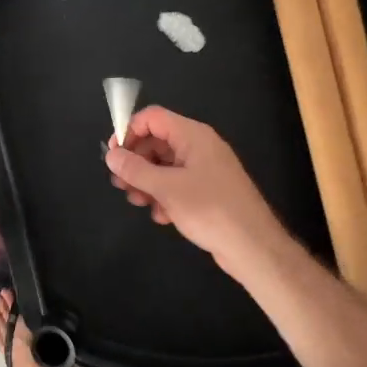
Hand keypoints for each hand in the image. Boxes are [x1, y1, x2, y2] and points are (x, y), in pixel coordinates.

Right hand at [105, 106, 283, 272]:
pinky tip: (162, 216)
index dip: (130, 131)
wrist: (254, 248)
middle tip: (120, 183)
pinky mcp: (209, 192)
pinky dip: (165, 197)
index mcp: (192, 135)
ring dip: (147, 182)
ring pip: (165, 166)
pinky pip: (178, 185)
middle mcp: (199, 147)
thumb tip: (111, 154)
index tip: (114, 155)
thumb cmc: (210, 209)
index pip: (152, 118)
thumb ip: (135, 169)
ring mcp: (205, 170)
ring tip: (137, 202)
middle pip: (157, 142)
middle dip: (136, 162)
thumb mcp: (166, 189)